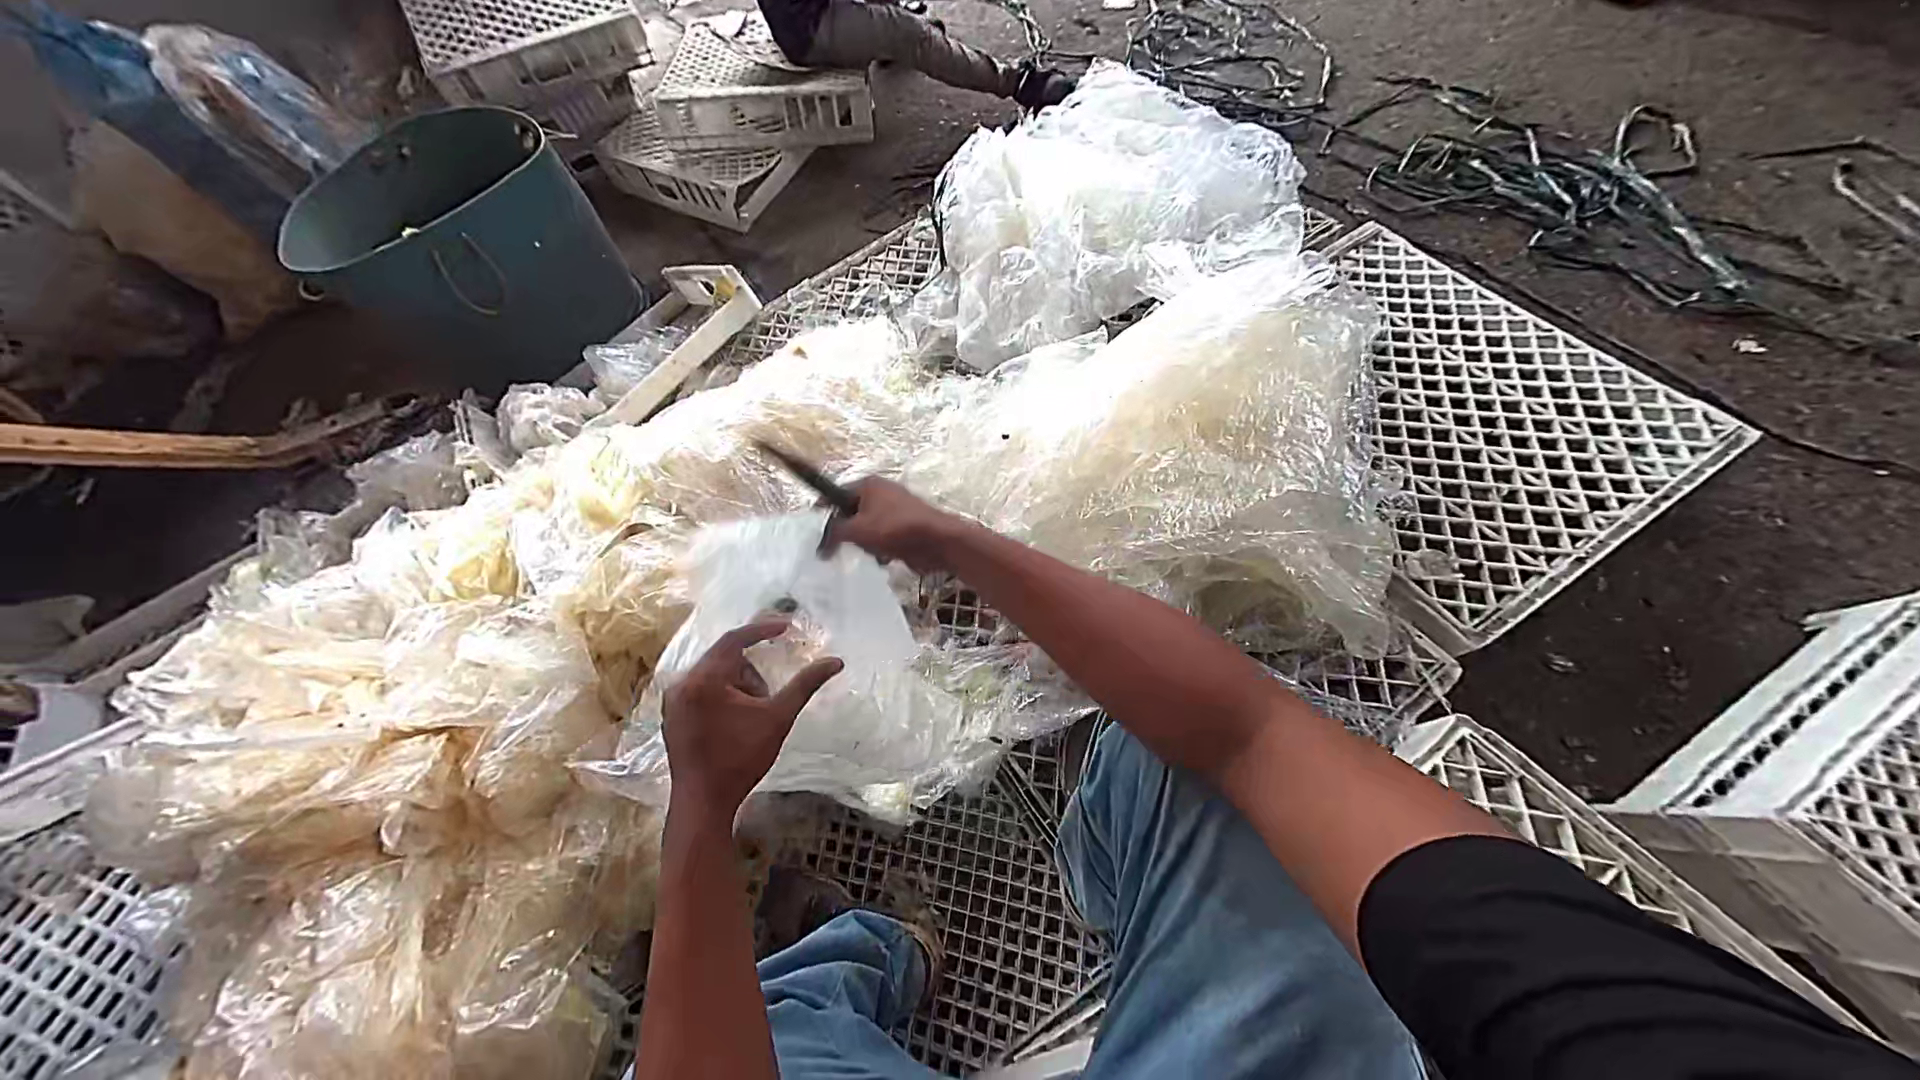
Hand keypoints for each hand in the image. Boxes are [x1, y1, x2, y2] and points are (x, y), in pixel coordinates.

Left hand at [663, 620, 842, 822]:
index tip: (787, 627)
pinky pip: (701, 691)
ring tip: (752, 717)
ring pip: (714, 676)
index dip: (762, 629)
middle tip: (768, 698)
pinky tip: (735, 722)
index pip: (734, 640)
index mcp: (704, 679)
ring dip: (738, 686)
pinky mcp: (672, 717)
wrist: (704, 803)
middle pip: (724, 659)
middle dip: (751, 673)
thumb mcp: (778, 717)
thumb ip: (805, 684)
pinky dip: (722, 696)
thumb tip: (836, 661)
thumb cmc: (741, 758)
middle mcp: (682, 684)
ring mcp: (673, 701)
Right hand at [821, 478, 970, 573]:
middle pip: (851, 513)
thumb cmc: (896, 529)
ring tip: (869, 553)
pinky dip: (881, 550)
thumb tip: (820, 545)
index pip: (834, 494)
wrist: (938, 541)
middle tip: (840, 548)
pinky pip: (883, 539)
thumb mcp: (857, 530)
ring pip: (867, 529)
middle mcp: (881, 493)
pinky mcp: (905, 528)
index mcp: (868, 484)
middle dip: (847, 533)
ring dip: (865, 544)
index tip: (813, 532)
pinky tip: (884, 559)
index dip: (822, 512)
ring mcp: (895, 510)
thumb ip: (834, 533)